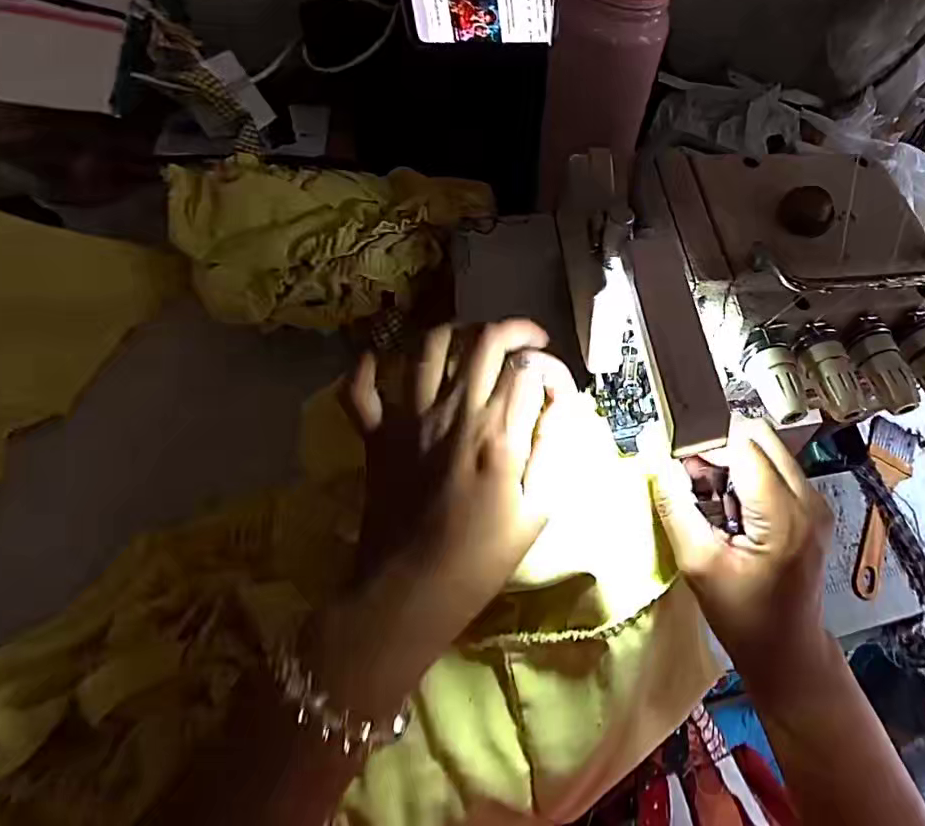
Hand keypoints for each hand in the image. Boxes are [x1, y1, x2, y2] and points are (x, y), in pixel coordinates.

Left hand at [315, 320, 574, 712]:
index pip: (528, 369)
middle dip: (515, 329)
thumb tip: (564, 404)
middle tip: (530, 342)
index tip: (555, 385)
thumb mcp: (536, 510)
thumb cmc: (480, 559)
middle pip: (485, 342)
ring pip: (429, 348)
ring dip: (457, 332)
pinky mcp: (376, 437)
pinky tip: (386, 360)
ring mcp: (409, 421)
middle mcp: (454, 414)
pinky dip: (369, 367)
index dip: (549, 367)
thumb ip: (552, 449)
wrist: (406, 595)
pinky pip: (361, 390)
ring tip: (474, 341)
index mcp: (497, 434)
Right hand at [651, 417, 834, 685]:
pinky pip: (775, 468)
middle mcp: (809, 499)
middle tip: (689, 476)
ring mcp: (815, 501)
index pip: (743, 445)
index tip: (677, 458)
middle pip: (759, 437)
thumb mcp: (699, 565)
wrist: (789, 652)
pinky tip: (728, 506)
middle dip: (718, 446)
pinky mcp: (812, 507)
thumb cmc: (746, 619)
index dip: (705, 443)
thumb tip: (656, 462)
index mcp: (785, 515)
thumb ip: (676, 507)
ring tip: (707, 496)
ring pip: (767, 449)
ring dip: (732, 460)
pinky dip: (747, 475)